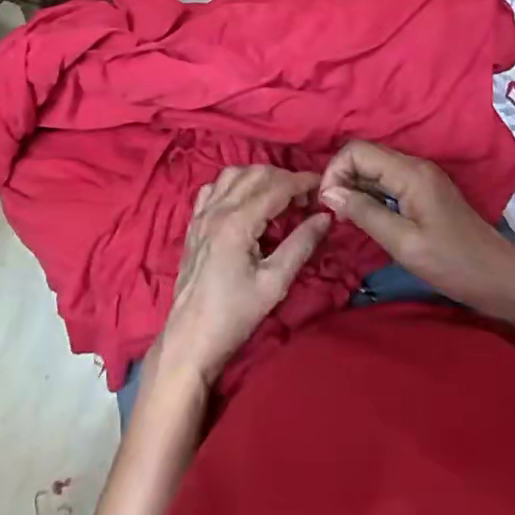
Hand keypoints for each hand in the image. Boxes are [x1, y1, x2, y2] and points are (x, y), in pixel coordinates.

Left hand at [155, 165, 331, 386]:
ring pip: (232, 175)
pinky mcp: (193, 225)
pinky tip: (245, 201)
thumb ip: (301, 244)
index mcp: (237, 222)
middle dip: (284, 178)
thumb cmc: (235, 315)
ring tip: (278, 196)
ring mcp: (201, 216)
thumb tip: (325, 217)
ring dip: (258, 177)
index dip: (303, 182)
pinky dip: (233, 185)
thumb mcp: (275, 283)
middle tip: (304, 199)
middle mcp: (217, 210)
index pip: (277, 186)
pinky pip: (212, 189)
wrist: (190, 340)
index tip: (322, 186)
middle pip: (255, 174)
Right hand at [317, 141, 514, 316]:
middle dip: (341, 177)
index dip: (335, 172)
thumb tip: (328, 193)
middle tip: (332, 213)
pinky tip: (364, 217)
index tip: (327, 205)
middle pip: (365, 154)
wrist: (501, 279)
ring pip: (376, 168)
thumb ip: (365, 213)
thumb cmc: (454, 264)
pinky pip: (389, 181)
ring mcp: (423, 178)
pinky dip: (370, 193)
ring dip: (354, 186)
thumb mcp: (404, 243)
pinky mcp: (426, 192)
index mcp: (411, 173)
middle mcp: (416, 166)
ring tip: (344, 217)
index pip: (357, 150)